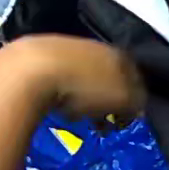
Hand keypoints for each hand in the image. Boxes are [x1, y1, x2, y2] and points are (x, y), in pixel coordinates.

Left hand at [0, 35, 144, 120]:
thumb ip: (136, 102)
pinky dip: (66, 94)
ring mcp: (70, 48)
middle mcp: (97, 47)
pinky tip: (59, 105)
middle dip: (109, 101)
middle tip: (103, 122)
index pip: (137, 78)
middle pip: (111, 78)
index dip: (134, 101)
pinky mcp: (44, 56)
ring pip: (87, 78)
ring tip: (80, 117)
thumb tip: (137, 107)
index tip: (126, 120)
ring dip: (88, 98)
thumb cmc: (83, 87)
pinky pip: (64, 79)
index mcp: (120, 54)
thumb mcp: (121, 99)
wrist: (31, 72)